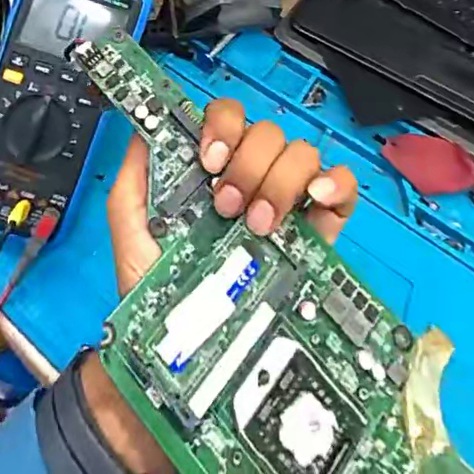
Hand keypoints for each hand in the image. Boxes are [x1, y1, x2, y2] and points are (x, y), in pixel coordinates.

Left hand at [99, 99, 359, 471]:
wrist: (182, 358)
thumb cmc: (155, 290)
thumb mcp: (132, 232)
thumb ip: (133, 179)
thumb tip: (145, 128)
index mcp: (212, 169)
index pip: (228, 117)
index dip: (223, 126)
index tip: (210, 159)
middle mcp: (250, 178)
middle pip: (267, 132)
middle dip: (247, 163)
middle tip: (227, 207)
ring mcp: (286, 202)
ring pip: (301, 154)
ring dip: (281, 180)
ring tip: (259, 224)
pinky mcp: (318, 232)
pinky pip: (341, 190)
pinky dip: (335, 183)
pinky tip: (316, 198)